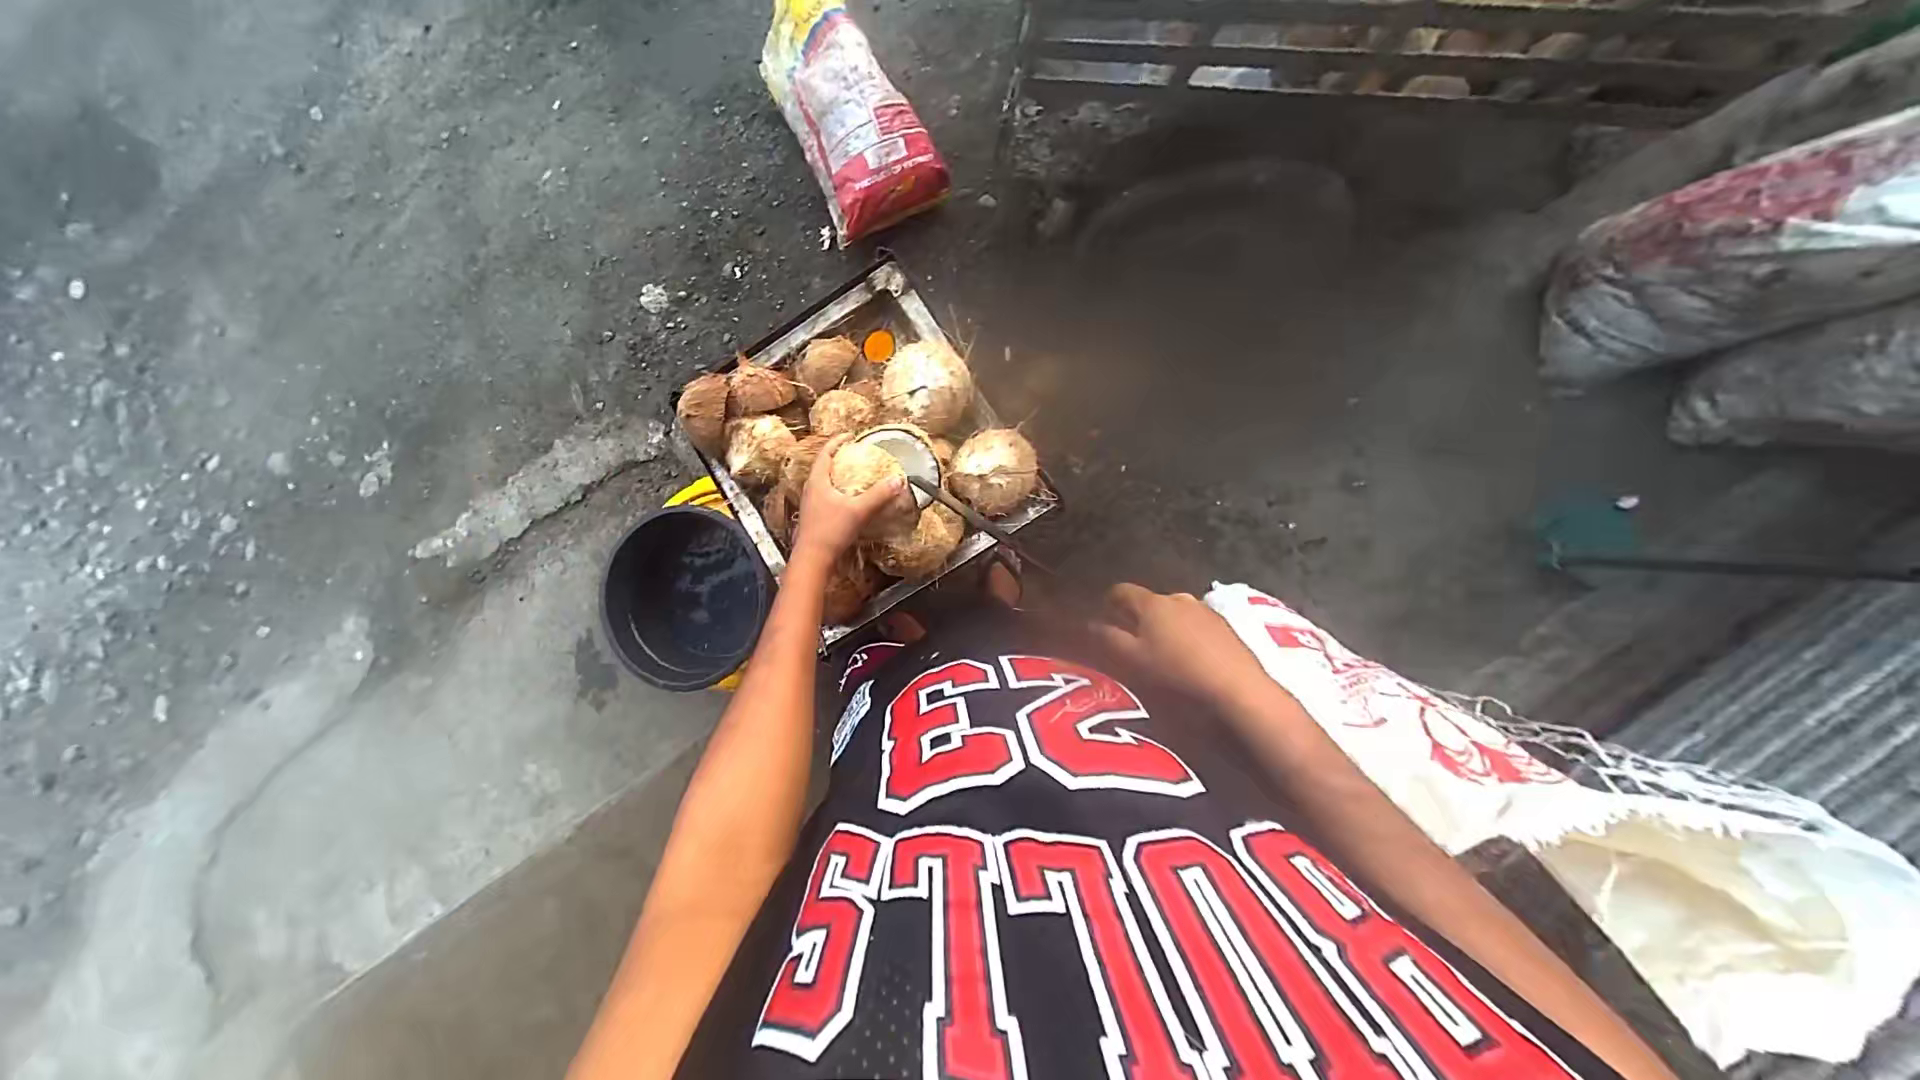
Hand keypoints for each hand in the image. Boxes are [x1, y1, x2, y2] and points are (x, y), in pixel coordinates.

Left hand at [791, 434, 904, 563]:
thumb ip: (879, 495)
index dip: (837, 442)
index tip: (850, 436)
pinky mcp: (814, 518)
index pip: (826, 454)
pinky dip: (837, 492)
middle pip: (823, 467)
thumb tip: (898, 479)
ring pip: (823, 483)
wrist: (812, 560)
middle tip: (853, 454)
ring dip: (837, 476)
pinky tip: (849, 501)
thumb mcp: (859, 511)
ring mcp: (810, 505)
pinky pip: (826, 497)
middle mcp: (811, 490)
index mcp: (817, 482)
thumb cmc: (830, 531)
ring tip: (852, 475)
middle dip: (838, 458)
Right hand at [1089, 584, 1269, 709]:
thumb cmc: (1176, 672)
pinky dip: (1186, 635)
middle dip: (1137, 617)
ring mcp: (1205, 610)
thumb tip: (1091, 623)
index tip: (1103, 617)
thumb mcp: (1132, 660)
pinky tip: (1188, 658)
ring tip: (1161, 652)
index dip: (1108, 602)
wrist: (1237, 688)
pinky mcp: (1226, 627)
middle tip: (1131, 641)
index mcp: (1151, 603)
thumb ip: (1108, 639)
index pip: (1121, 591)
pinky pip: (1195, 625)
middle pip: (1149, 602)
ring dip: (1164, 626)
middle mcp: (1178, 598)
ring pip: (1174, 613)